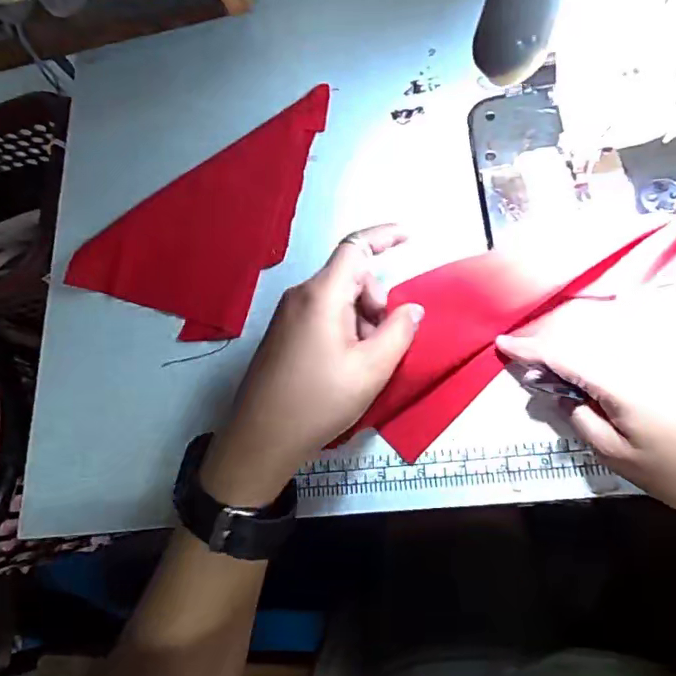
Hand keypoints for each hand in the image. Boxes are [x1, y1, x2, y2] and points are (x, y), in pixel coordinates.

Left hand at [201, 226, 422, 507]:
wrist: (262, 439)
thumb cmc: (319, 401)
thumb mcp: (372, 368)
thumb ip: (399, 331)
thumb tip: (412, 308)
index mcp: (322, 295)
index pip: (356, 248)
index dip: (385, 236)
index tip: (410, 236)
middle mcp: (301, 296)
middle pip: (351, 277)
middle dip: (377, 301)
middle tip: (384, 342)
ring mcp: (288, 315)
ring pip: (339, 299)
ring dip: (362, 320)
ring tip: (364, 363)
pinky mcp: (284, 334)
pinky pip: (324, 316)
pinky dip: (345, 330)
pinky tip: (346, 366)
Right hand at [495, 331, 675, 582]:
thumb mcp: (622, 459)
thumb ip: (582, 419)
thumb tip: (562, 394)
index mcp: (620, 372)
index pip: (561, 347)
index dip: (529, 347)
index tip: (505, 345)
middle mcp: (645, 341)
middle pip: (585, 321)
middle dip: (553, 334)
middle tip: (536, 355)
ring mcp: (675, 335)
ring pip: (614, 315)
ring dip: (584, 326)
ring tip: (571, 351)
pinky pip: (644, 319)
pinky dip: (618, 325)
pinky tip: (614, 342)